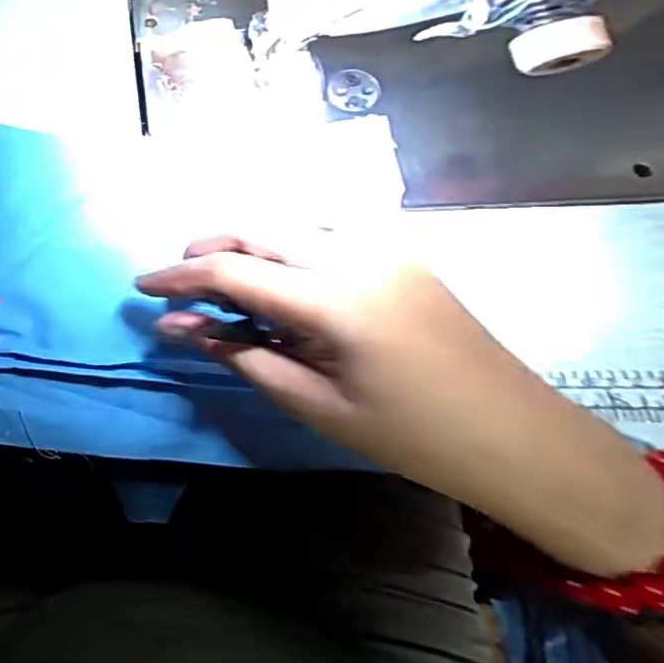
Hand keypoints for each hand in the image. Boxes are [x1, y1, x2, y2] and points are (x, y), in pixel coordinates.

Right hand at [136, 236, 663, 575]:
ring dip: (246, 245)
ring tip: (221, 285)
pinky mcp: (399, 253)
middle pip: (258, 228)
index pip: (233, 269)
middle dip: (208, 249)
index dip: (178, 277)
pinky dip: (284, 250)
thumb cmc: (413, 437)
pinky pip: (323, 234)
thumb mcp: (316, 405)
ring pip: (290, 224)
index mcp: (335, 298)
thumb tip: (179, 327)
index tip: (141, 286)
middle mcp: (357, 252)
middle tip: (177, 284)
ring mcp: (384, 246)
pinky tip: (277, 285)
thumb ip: (242, 355)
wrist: (521, 438)